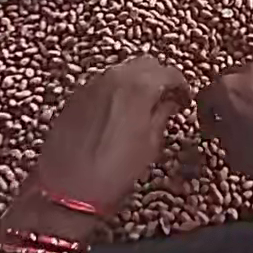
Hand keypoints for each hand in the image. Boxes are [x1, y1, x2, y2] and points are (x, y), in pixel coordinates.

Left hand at [29, 56, 188, 215]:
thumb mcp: (150, 144)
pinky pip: (104, 82)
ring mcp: (93, 84)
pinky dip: (117, 90)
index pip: (169, 72)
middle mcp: (115, 77)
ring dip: (137, 82)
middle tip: (168, 99)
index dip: (181, 85)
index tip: (185, 98)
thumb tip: (170, 103)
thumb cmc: (113, 170)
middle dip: (160, 77)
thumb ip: (162, 115)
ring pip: (123, 70)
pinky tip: (120, 111)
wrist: (66, 188)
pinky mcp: (76, 95)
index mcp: (139, 86)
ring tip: (144, 106)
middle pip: (146, 64)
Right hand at [198, 65, 252, 216]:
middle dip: (230, 98)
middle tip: (235, 119)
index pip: (206, 95)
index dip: (206, 113)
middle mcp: (250, 72)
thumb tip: (220, 121)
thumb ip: (220, 127)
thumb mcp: (231, 149)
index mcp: (226, 89)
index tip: (212, 124)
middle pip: (231, 80)